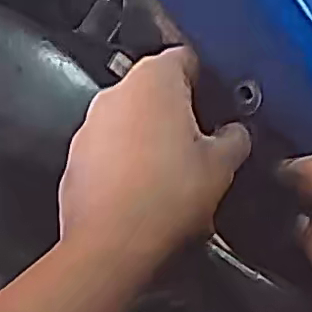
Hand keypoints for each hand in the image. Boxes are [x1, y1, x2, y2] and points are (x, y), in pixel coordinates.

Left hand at [59, 47, 251, 265]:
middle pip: (156, 100)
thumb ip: (235, 141)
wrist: (110, 250)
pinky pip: (108, 164)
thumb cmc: (161, 204)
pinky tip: (143, 206)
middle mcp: (116, 95)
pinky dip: (125, 178)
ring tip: (170, 193)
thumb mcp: (220, 170)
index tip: (218, 118)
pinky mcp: (76, 167)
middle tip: (198, 164)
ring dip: (149, 154)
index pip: (189, 61)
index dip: (209, 90)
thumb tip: (235, 137)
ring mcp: (89, 131)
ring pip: (130, 133)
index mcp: (155, 79)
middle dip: (178, 127)